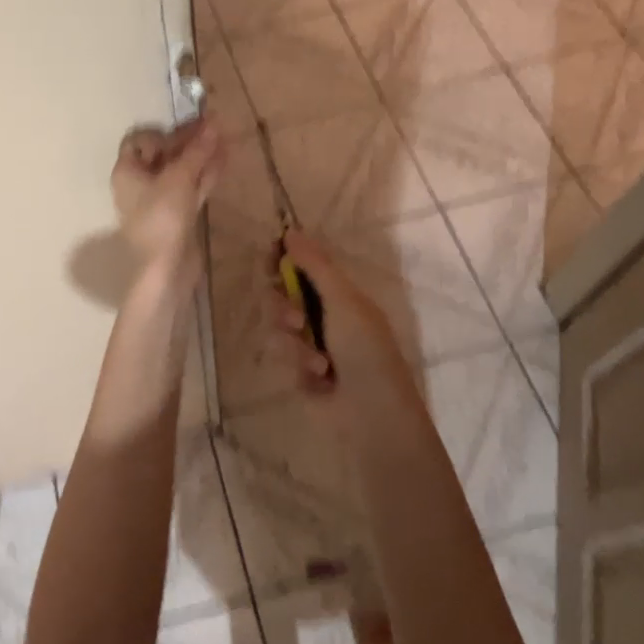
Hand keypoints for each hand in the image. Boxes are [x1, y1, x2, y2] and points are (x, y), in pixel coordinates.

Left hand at [111, 117, 223, 267]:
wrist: (167, 270)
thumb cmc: (163, 218)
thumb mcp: (179, 178)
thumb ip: (197, 151)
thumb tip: (213, 122)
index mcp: (127, 172)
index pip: (138, 141)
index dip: (160, 134)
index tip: (182, 134)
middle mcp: (140, 183)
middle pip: (163, 154)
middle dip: (188, 141)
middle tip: (214, 126)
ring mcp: (160, 200)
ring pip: (180, 171)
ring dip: (200, 156)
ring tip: (224, 138)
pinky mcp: (178, 214)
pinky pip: (190, 187)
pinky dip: (204, 174)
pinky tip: (223, 160)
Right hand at [265, 229, 395, 395]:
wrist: (373, 413)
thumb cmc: (366, 350)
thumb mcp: (343, 301)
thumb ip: (314, 266)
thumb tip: (290, 230)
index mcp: (338, 293)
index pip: (300, 266)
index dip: (282, 261)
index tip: (270, 261)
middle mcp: (322, 314)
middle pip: (280, 295)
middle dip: (283, 307)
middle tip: (295, 320)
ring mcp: (309, 344)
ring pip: (277, 327)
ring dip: (293, 342)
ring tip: (315, 360)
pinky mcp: (298, 372)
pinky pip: (281, 356)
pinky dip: (298, 365)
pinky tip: (319, 378)